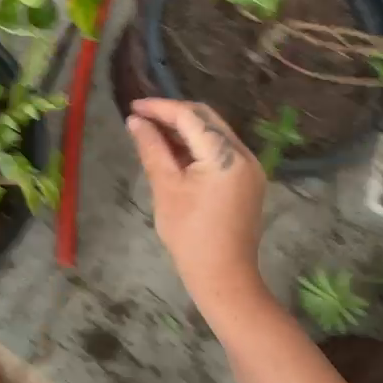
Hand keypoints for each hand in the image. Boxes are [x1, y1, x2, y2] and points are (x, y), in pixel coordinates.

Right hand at [127, 98, 267, 306]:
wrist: (224, 277)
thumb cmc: (190, 235)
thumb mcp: (165, 187)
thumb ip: (152, 148)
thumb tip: (135, 121)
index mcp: (225, 156)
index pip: (190, 116)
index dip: (160, 107)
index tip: (133, 106)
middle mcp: (244, 155)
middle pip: (206, 119)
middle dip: (172, 114)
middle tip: (140, 116)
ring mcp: (249, 168)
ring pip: (213, 133)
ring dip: (184, 128)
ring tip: (151, 131)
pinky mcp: (247, 180)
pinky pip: (220, 150)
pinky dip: (196, 145)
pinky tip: (173, 150)